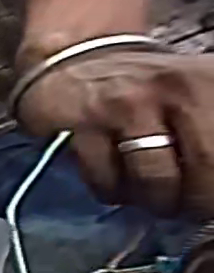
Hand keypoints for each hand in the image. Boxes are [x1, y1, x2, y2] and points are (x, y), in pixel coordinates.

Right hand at [16, 51, 213, 219]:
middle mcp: (181, 92)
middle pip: (206, 163)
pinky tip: (114, 190)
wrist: (72, 61)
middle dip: (200, 198)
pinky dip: (110, 189)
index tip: (212, 202)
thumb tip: (210, 181)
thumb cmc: (146, 87)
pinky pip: (102, 171)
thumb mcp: (202, 91)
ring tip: (153, 203)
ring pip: (152, 173)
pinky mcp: (80, 124)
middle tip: (192, 211)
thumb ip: (213, 128)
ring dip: (155, 199)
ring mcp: (125, 108)